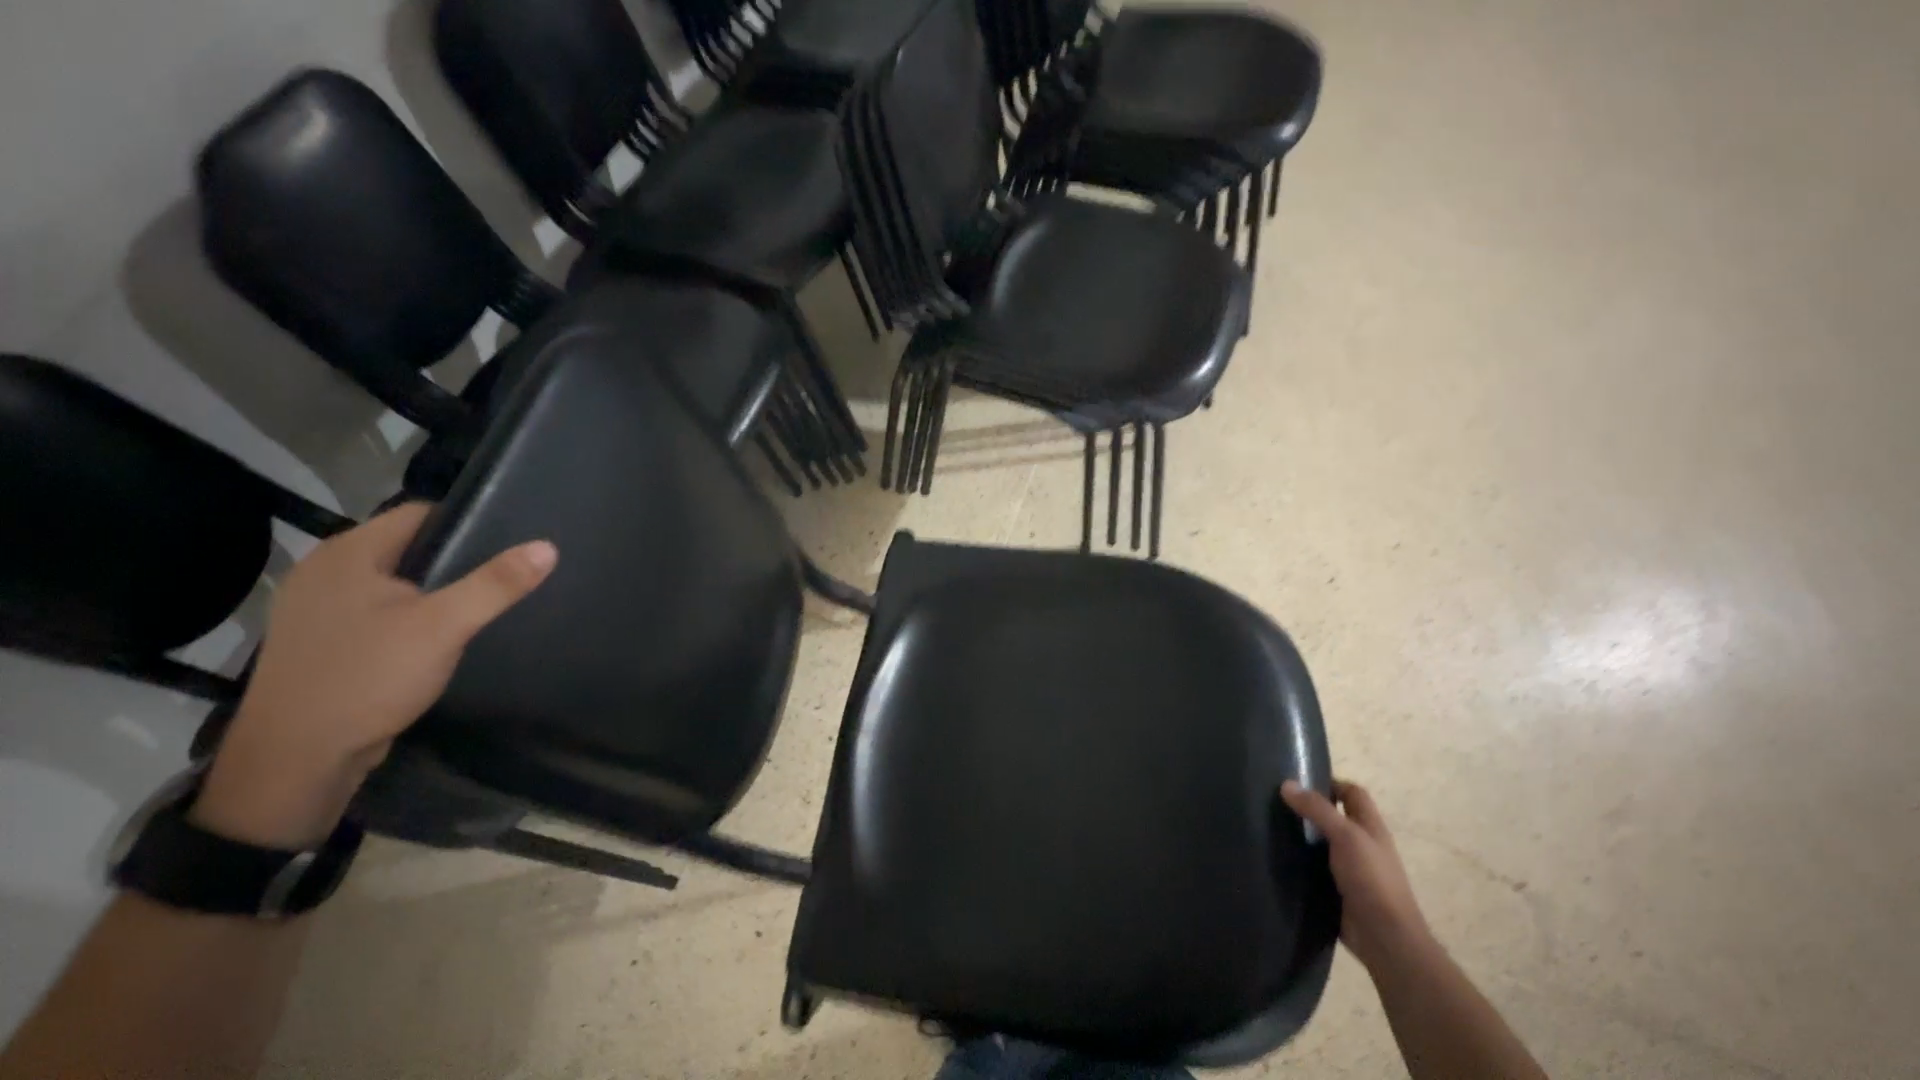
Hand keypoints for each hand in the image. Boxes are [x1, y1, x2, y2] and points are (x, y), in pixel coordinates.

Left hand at [191, 503, 556, 848]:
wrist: (296, 759)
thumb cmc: (369, 677)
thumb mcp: (444, 627)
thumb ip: (495, 585)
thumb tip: (547, 547)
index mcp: (346, 552)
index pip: (417, 513)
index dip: (464, 524)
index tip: (503, 548)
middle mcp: (321, 570)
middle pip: (402, 548)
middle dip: (447, 564)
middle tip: (492, 586)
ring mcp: (310, 609)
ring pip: (385, 585)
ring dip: (422, 596)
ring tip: (465, 616)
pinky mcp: (312, 644)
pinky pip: (367, 615)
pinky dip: (398, 622)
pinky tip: (423, 646)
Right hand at [1281, 778, 1433, 972]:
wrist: (1384, 936)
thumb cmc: (1372, 880)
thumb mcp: (1346, 837)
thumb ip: (1318, 810)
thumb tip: (1287, 784)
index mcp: (1370, 827)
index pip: (1352, 794)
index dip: (1330, 784)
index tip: (1297, 783)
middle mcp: (1360, 844)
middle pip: (1334, 818)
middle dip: (1308, 810)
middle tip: (1273, 804)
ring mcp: (1348, 869)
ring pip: (1320, 844)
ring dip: (1299, 838)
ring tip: (1267, 829)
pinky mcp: (1334, 890)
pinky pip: (1313, 870)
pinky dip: (1297, 864)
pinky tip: (1274, 861)